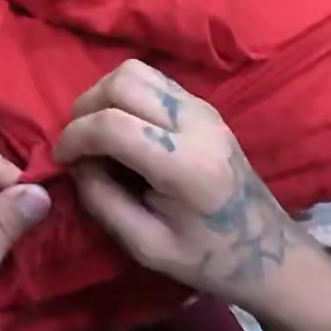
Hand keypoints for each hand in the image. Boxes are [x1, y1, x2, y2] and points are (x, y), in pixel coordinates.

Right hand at [53, 60, 306, 313]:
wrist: (270, 253)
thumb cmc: (208, 259)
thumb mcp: (145, 246)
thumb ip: (101, 200)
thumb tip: (76, 163)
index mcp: (186, 166)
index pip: (112, 125)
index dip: (74, 137)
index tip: (61, 158)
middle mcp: (196, 125)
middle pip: (121, 84)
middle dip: (84, 108)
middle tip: (77, 142)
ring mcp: (202, 108)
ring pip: (133, 71)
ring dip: (102, 94)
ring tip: (95, 129)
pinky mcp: (202, 105)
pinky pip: (150, 79)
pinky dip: (122, 94)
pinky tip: (121, 125)